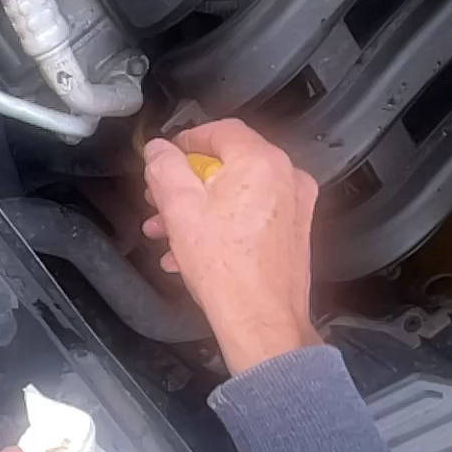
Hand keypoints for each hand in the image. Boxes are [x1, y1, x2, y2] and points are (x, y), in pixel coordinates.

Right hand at [142, 120, 321, 373]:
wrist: (260, 320)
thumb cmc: (226, 269)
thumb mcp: (179, 208)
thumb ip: (164, 168)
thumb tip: (157, 149)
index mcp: (261, 162)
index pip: (220, 131)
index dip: (186, 140)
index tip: (164, 156)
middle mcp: (286, 178)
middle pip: (227, 164)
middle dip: (186, 183)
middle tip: (159, 200)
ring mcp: (293, 207)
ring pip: (237, 193)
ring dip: (198, 208)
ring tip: (167, 233)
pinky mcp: (292, 233)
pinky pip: (250, 216)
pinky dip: (220, 225)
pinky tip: (191, 251)